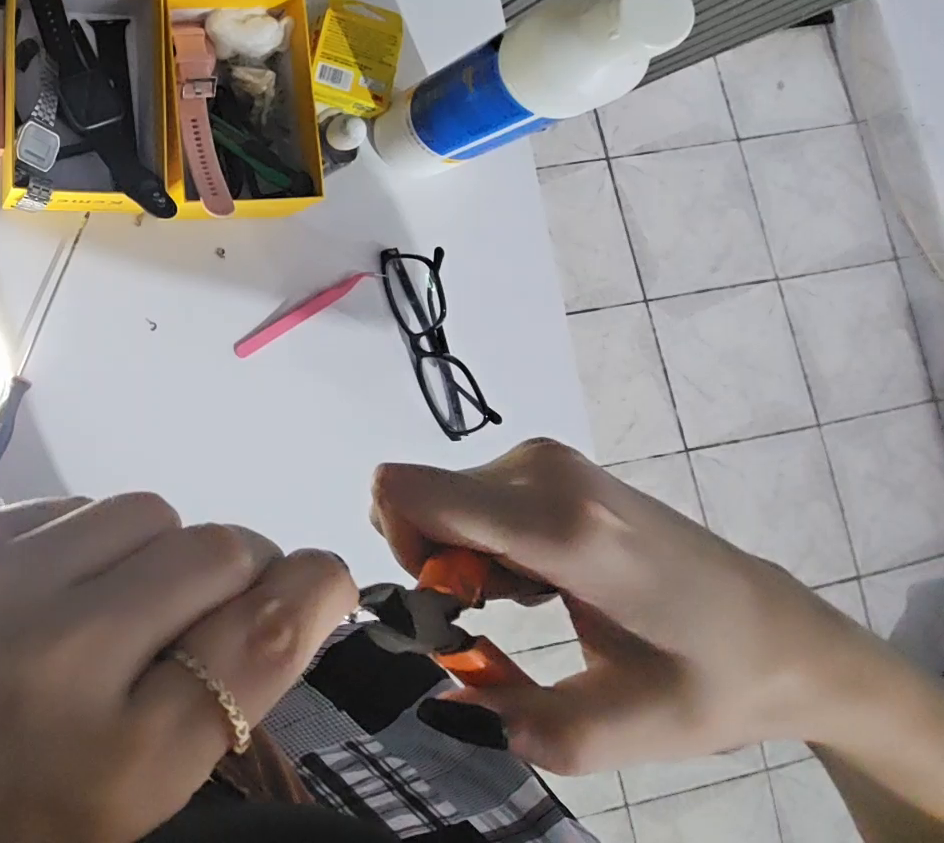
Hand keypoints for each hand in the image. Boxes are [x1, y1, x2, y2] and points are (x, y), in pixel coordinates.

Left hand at [0, 494, 356, 842]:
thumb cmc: (2, 819)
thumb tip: (269, 612)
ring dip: (167, 544)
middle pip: (213, 554)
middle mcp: (66, 655)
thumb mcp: (122, 806)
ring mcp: (3, 583)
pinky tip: (65, 582)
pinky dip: (94, 536)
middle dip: (243, 564)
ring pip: (146, 511)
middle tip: (228, 589)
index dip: (311, 596)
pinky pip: (75, 506)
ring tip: (139, 587)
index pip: (254, 644)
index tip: (327, 576)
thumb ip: (202, 716)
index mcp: (119, 759)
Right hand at [371, 438, 886, 775]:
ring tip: (524, 594)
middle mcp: (541, 474)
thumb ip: (525, 724)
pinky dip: (474, 538)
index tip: (448, 598)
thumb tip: (443, 705)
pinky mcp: (541, 462)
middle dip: (432, 563)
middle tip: (491, 609)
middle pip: (413, 500)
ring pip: (433, 498)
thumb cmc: (714, 679)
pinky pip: (460, 493)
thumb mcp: (625, 726)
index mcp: (564, 528)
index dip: (399, 546)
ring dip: (455, 554)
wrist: (787, 633)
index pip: (408, 492)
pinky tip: (532, 573)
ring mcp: (542, 460)